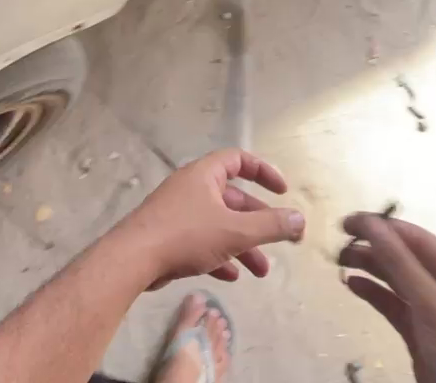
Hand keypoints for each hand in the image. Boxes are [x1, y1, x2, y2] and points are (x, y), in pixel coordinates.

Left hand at [109, 149, 305, 288]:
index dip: (263, 172)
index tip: (282, 191)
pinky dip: (220, 255)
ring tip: (261, 272)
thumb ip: (270, 225)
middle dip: (258, 222)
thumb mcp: (235, 231)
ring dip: (243, 245)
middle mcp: (192, 187)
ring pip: (220, 223)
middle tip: (282, 242)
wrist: (136, 257)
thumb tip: (300, 218)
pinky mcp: (171, 235)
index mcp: (205, 175)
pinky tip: (231, 276)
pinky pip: (203, 241)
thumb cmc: (187, 234)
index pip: (238, 160)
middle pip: (233, 198)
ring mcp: (180, 211)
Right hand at [340, 213, 435, 382]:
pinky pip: (392, 304)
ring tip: (339, 261)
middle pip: (404, 257)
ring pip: (395, 279)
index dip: (382, 226)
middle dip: (373, 247)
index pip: (416, 238)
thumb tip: (369, 221)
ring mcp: (432, 313)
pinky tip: (352, 285)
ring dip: (369, 267)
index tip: (347, 222)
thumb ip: (400, 262)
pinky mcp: (419, 334)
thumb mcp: (432, 305)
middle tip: (338, 243)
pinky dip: (373, 292)